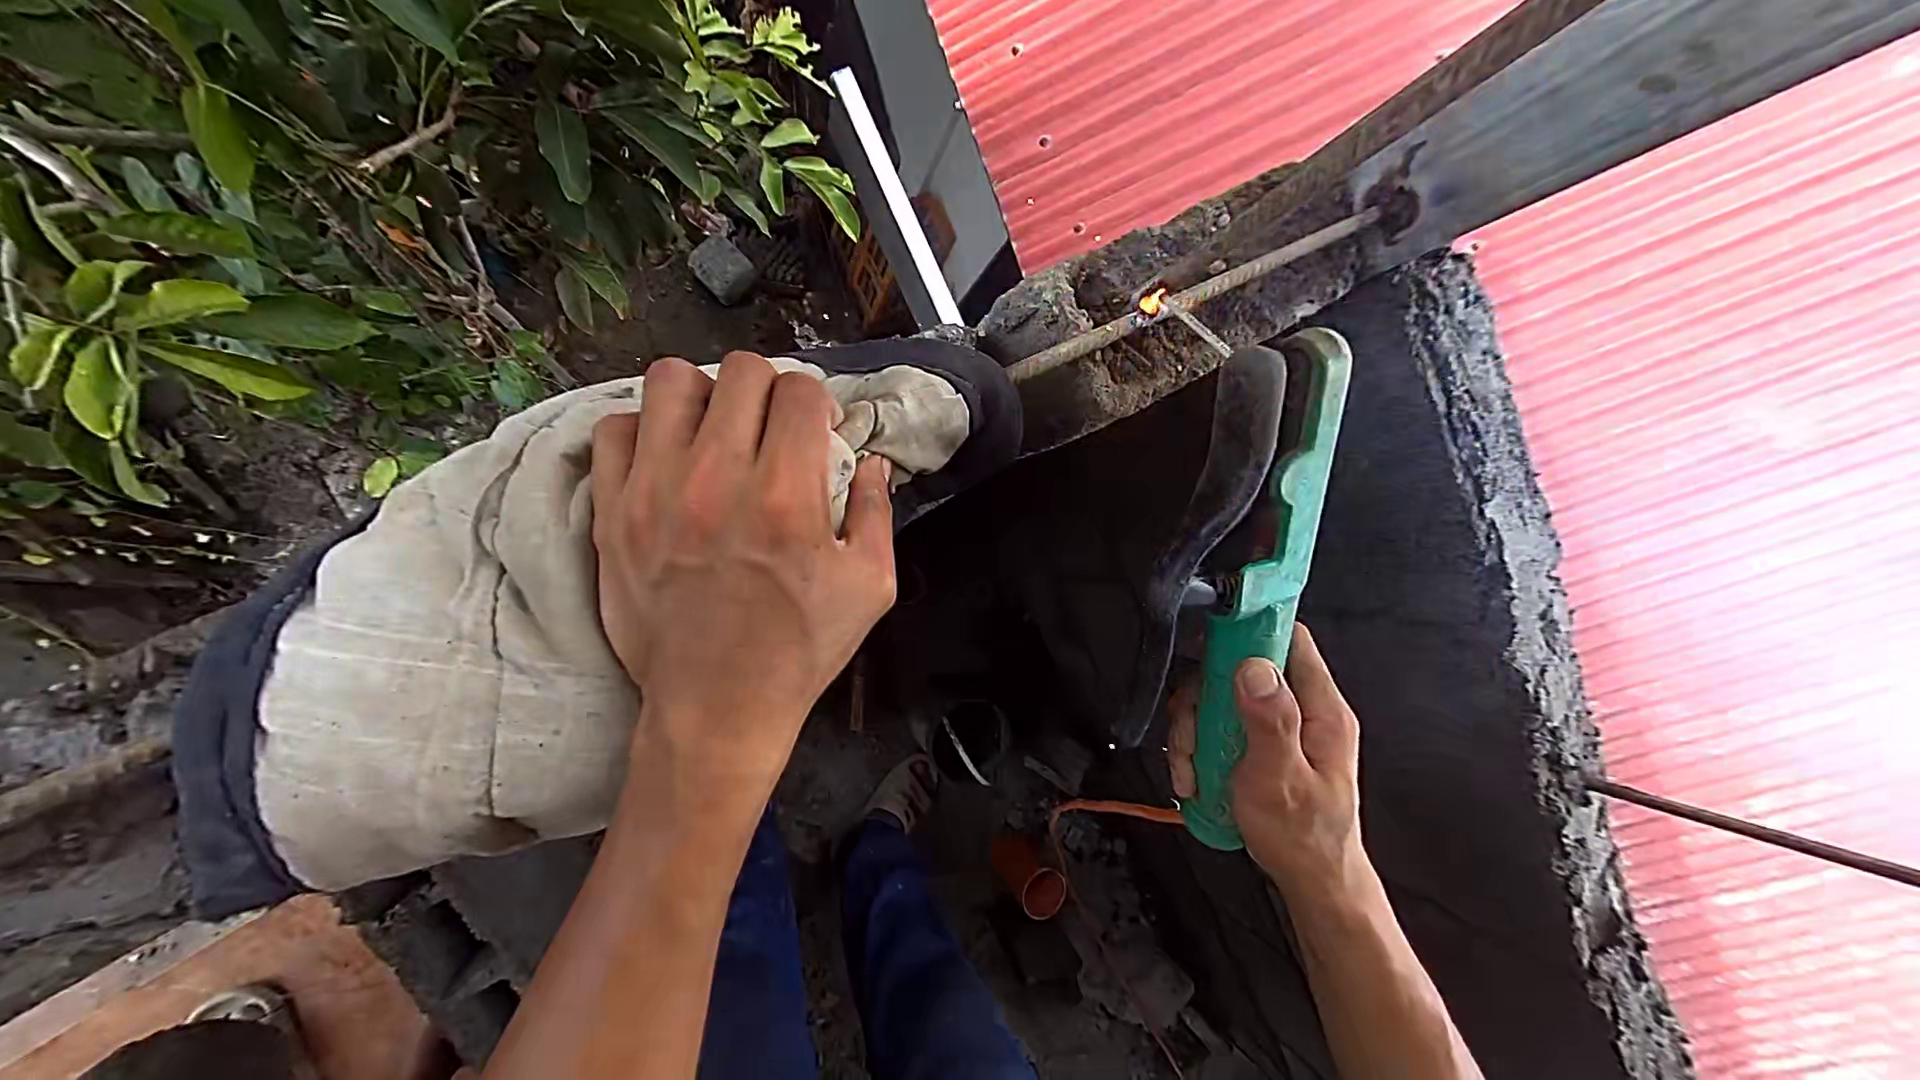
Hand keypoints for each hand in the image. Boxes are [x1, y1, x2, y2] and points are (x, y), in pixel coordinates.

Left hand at [590, 353, 895, 789]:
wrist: (717, 705)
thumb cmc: (801, 649)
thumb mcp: (870, 587)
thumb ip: (877, 513)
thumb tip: (874, 463)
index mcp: (785, 495)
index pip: (800, 392)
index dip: (817, 403)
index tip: (817, 431)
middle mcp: (716, 478)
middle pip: (741, 371)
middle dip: (769, 388)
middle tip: (772, 426)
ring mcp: (654, 491)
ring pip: (670, 380)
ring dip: (704, 395)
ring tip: (717, 431)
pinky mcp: (612, 513)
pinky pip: (615, 429)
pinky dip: (646, 431)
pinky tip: (669, 460)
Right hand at [1167, 623, 1365, 900]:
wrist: (1310, 882)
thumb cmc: (1304, 837)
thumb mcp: (1283, 779)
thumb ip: (1270, 721)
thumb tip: (1254, 667)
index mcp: (1320, 709)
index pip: (1290, 639)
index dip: (1252, 630)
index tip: (1213, 647)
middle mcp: (1298, 708)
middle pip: (1238, 669)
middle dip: (1203, 700)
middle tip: (1192, 734)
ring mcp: (1273, 725)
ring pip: (1218, 698)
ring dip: (1192, 730)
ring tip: (1189, 768)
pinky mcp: (1253, 742)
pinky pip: (1214, 725)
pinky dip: (1196, 747)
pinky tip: (1194, 775)